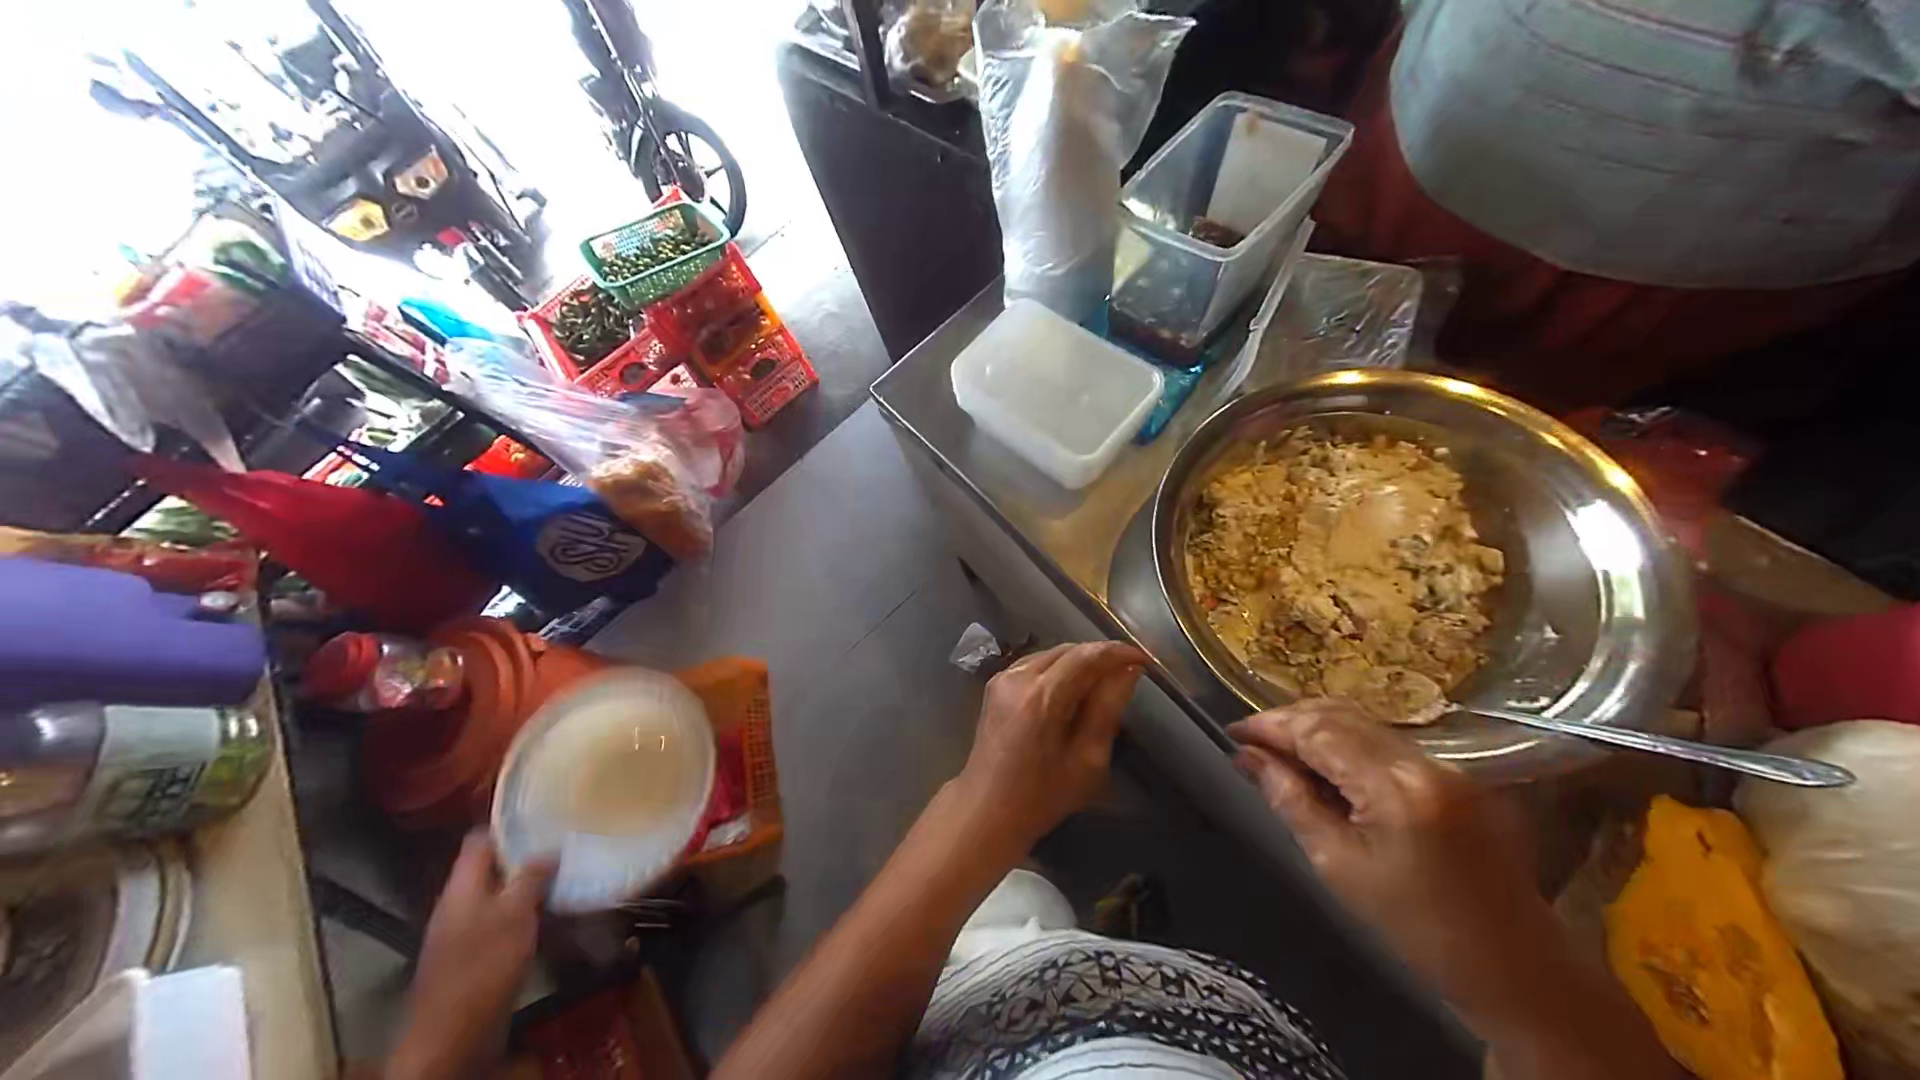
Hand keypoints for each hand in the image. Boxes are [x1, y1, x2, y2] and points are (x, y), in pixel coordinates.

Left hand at [387, 834, 554, 1079]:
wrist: (454, 1039)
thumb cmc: (483, 967)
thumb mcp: (514, 914)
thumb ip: (530, 877)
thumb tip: (547, 848)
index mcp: (460, 889)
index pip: (479, 840)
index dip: (507, 823)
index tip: (543, 812)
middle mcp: (459, 905)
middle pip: (492, 867)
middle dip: (527, 855)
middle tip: (565, 841)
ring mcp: (466, 933)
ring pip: (502, 895)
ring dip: (532, 886)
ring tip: (568, 873)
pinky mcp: (478, 957)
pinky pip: (506, 921)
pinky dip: (529, 913)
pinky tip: (555, 914)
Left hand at [952, 641, 1147, 850]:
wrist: (987, 809)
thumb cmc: (1042, 795)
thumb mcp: (1088, 759)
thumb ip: (1108, 709)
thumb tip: (1129, 671)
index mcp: (1042, 696)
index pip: (1088, 656)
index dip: (1119, 652)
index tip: (1144, 660)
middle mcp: (1019, 677)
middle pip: (1069, 651)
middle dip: (1101, 657)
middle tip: (1128, 675)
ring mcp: (1003, 678)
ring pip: (1052, 654)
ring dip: (1080, 662)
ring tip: (1104, 684)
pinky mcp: (995, 684)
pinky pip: (1036, 664)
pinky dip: (1059, 669)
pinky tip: (1073, 689)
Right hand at [1228, 701, 1547, 1007]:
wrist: (1517, 969)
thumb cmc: (1419, 929)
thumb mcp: (1338, 866)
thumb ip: (1291, 800)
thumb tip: (1249, 758)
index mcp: (1396, 788)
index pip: (1317, 731)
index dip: (1269, 725)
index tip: (1233, 733)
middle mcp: (1423, 762)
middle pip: (1339, 715)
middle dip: (1289, 721)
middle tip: (1251, 742)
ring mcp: (1445, 765)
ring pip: (1362, 722)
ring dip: (1315, 729)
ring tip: (1279, 752)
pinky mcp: (1455, 774)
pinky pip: (1384, 740)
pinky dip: (1344, 742)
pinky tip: (1322, 764)